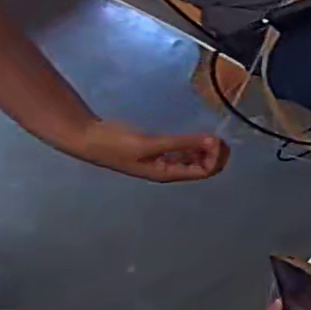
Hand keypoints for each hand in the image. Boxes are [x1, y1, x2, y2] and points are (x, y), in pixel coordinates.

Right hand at [64, 120, 228, 181]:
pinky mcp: (160, 149)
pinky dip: (196, 143)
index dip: (215, 158)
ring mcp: (165, 160)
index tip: (217, 140)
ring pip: (196, 158)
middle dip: (216, 154)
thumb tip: (212, 140)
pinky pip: (185, 150)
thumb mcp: (151, 144)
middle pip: (203, 167)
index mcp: (168, 174)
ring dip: (208, 149)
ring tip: (214, 134)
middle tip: (220, 136)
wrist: (90, 138)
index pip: (203, 171)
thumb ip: (181, 142)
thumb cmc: (117, 145)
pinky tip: (201, 135)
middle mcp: (170, 170)